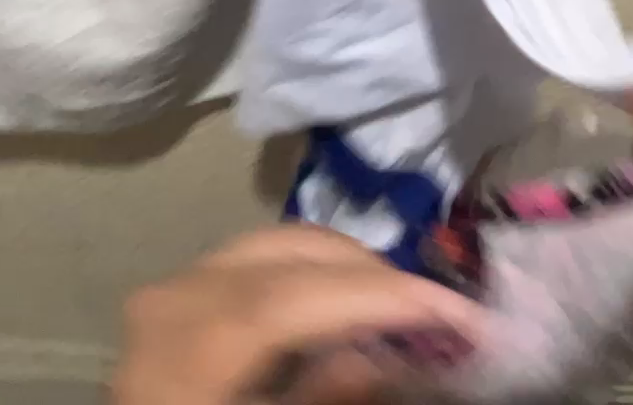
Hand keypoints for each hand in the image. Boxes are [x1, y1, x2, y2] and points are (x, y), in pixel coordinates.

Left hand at [111, 225, 481, 404]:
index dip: (382, 295)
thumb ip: (333, 399)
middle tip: (437, 310)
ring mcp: (173, 286)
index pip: (298, 296)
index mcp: (191, 343)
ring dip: (344, 266)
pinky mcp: (177, 291)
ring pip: (279, 244)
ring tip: (397, 304)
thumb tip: (397, 354)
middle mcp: (177, 294)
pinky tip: (341, 301)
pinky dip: (309, 270)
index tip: (458, 311)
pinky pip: (257, 258)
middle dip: (372, 273)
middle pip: (292, 254)